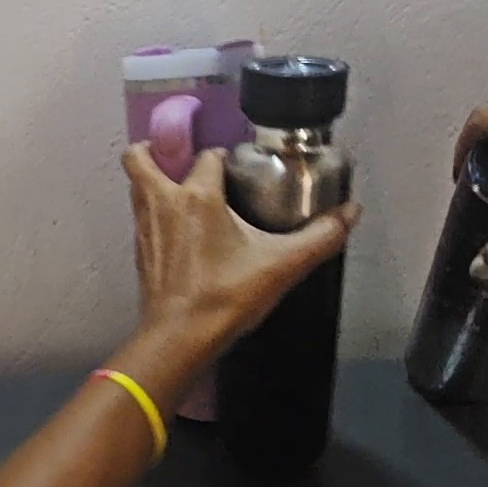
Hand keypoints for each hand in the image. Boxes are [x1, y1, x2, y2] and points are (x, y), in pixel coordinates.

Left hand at [121, 143, 361, 389]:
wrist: (179, 337)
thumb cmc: (225, 297)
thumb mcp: (281, 266)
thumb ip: (320, 237)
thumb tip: (352, 212)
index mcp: (196, 196)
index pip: (207, 155)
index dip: (223, 158)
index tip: (240, 172)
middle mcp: (162, 202)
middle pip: (138, 157)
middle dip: (155, 149)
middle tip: (180, 158)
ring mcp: (144, 225)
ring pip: (135, 185)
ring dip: (151, 179)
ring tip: (180, 188)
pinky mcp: (139, 250)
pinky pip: (140, 215)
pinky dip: (152, 211)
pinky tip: (177, 228)